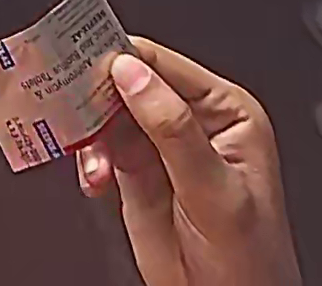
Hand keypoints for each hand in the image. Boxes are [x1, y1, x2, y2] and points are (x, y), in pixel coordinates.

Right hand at [77, 38, 301, 285]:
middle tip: (70, 102)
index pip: (162, 62)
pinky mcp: (134, 165)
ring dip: (89, 130)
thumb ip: (173, 129)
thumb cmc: (251, 267)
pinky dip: (88, 156)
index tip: (85, 62)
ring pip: (106, 109)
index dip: (122, 57)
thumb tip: (131, 71)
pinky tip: (96, 178)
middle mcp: (189, 116)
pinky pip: (98, 142)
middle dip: (96, 93)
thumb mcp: (215, 193)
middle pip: (127, 80)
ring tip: (93, 161)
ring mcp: (158, 141)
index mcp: (222, 109)